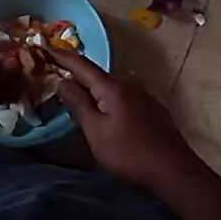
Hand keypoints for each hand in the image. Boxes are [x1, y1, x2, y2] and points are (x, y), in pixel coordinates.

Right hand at [51, 50, 201, 188]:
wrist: (173, 171)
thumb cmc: (128, 152)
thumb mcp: (95, 131)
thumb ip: (78, 104)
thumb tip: (62, 81)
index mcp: (111, 87)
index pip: (82, 65)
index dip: (63, 56)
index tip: (46, 49)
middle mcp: (128, 85)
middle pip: (97, 74)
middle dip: (77, 73)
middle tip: (58, 76)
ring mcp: (143, 96)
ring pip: (112, 86)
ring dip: (94, 87)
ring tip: (78, 95)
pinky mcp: (153, 109)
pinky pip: (124, 96)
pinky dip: (109, 98)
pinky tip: (107, 112)